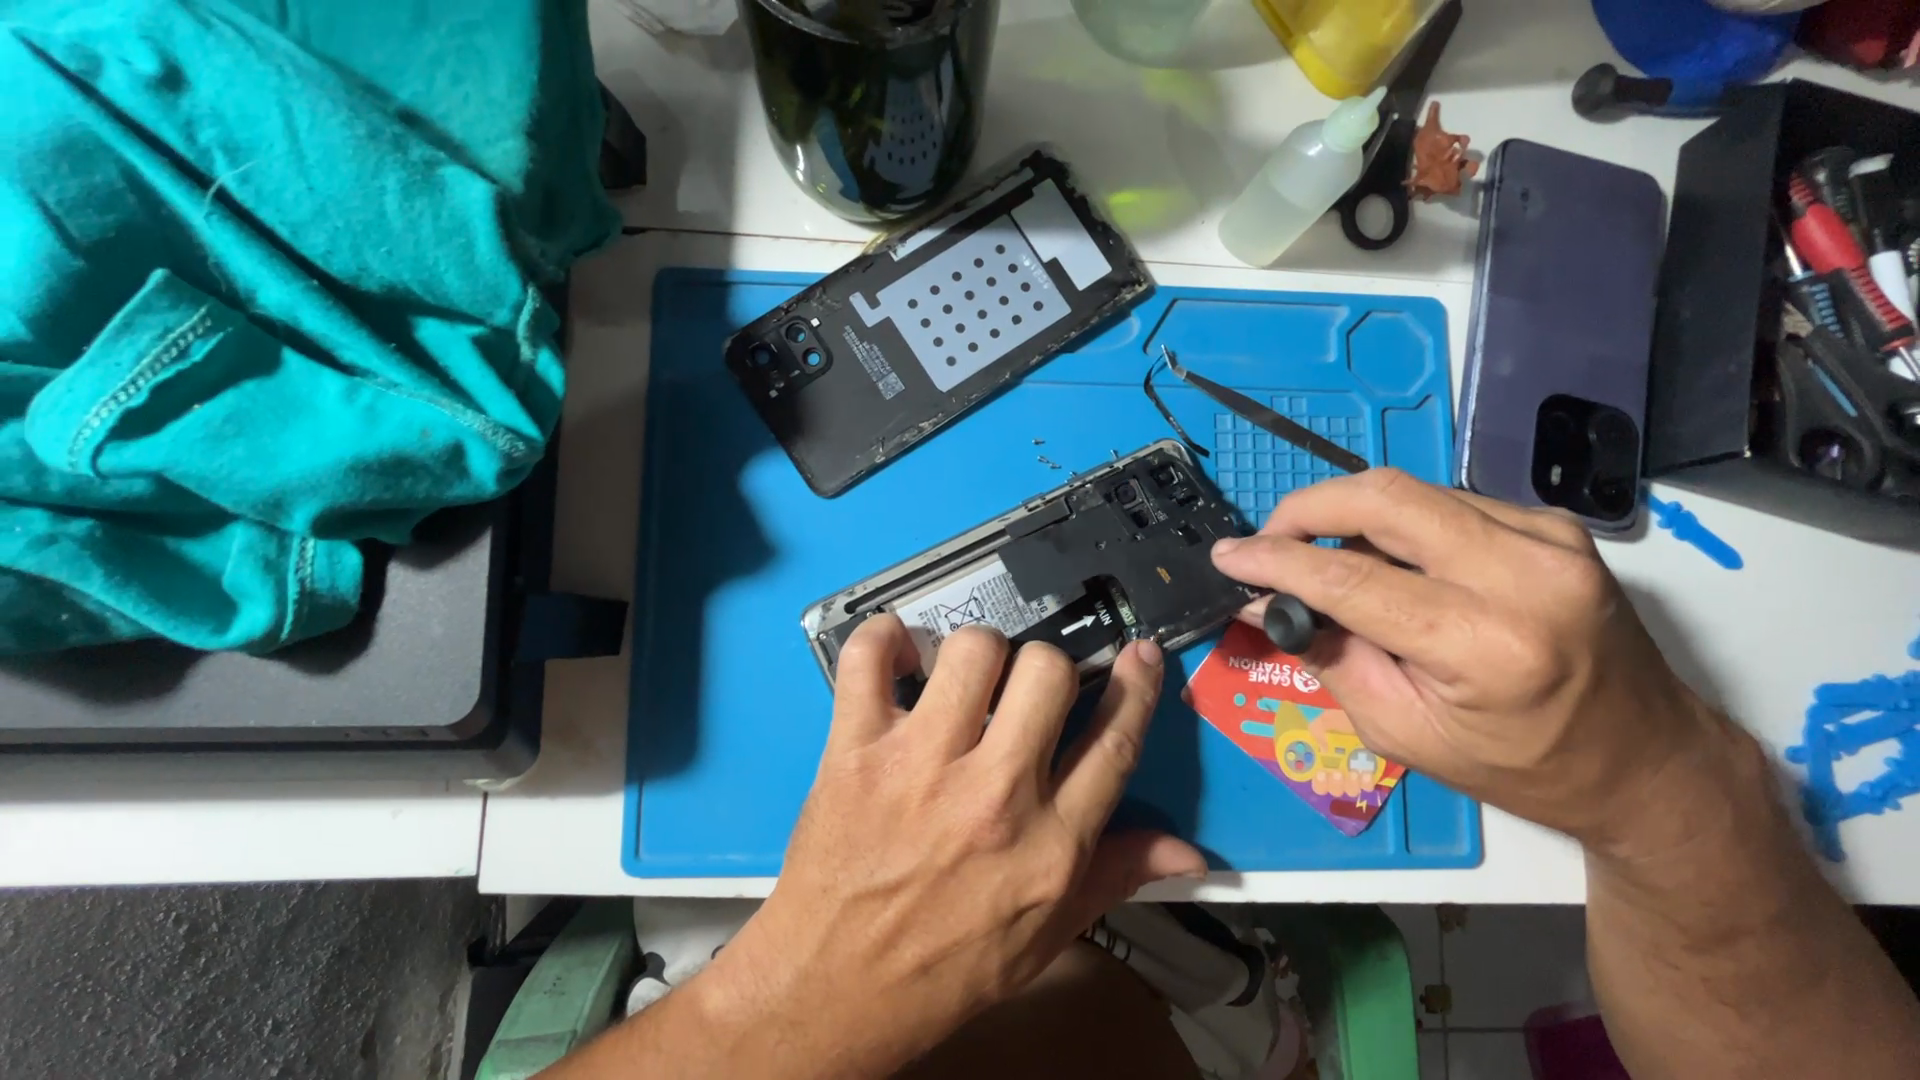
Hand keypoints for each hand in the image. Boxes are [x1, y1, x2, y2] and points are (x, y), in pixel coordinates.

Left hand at [715, 616, 1205, 1077]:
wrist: (836, 988)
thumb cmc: (948, 966)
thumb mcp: (1046, 934)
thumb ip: (1114, 876)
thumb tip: (1188, 853)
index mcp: (1051, 842)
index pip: (1113, 742)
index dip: (1135, 687)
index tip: (1138, 651)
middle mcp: (995, 792)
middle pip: (1047, 673)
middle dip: (1046, 666)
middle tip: (1023, 690)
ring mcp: (921, 764)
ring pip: (972, 652)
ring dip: (976, 652)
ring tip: (963, 679)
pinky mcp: (856, 750)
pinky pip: (869, 659)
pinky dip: (883, 638)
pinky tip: (897, 655)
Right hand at [1209, 469, 1726, 848]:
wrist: (1649, 759)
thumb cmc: (1521, 766)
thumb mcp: (1404, 733)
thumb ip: (1329, 658)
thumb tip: (1266, 604)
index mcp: (1487, 643)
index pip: (1351, 578)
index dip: (1276, 561)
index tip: (1227, 556)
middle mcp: (1524, 572)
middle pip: (1384, 497)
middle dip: (1306, 507)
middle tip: (1267, 540)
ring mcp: (1546, 537)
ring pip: (1411, 491)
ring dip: (1347, 514)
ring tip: (1319, 556)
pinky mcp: (1551, 525)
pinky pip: (1445, 504)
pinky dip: (1395, 523)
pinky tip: (1384, 560)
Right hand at [1305, 711, 1376, 797]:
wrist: (1380, 723)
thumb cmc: (1350, 721)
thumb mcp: (1329, 719)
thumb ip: (1317, 729)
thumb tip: (1322, 748)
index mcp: (1324, 756)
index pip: (1313, 775)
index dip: (1315, 779)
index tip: (1321, 773)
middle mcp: (1337, 766)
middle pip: (1329, 788)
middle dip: (1331, 784)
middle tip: (1337, 773)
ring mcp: (1354, 773)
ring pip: (1348, 790)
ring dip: (1348, 784)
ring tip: (1354, 773)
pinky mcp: (1371, 775)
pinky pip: (1366, 787)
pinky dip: (1365, 782)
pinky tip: (1367, 772)